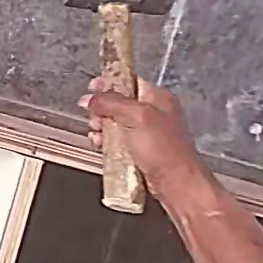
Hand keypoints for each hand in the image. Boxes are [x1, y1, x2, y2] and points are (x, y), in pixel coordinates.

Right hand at [79, 76, 214, 197]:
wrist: (175, 182)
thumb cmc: (161, 147)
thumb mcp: (135, 117)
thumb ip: (109, 103)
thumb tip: (87, 99)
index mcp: (157, 98)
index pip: (127, 81)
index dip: (108, 83)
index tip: (91, 89)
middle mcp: (151, 111)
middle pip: (116, 102)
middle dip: (100, 110)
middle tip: (96, 119)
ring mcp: (145, 130)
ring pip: (112, 121)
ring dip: (100, 126)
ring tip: (98, 135)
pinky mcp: (138, 147)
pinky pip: (115, 138)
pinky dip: (105, 140)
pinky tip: (100, 145)